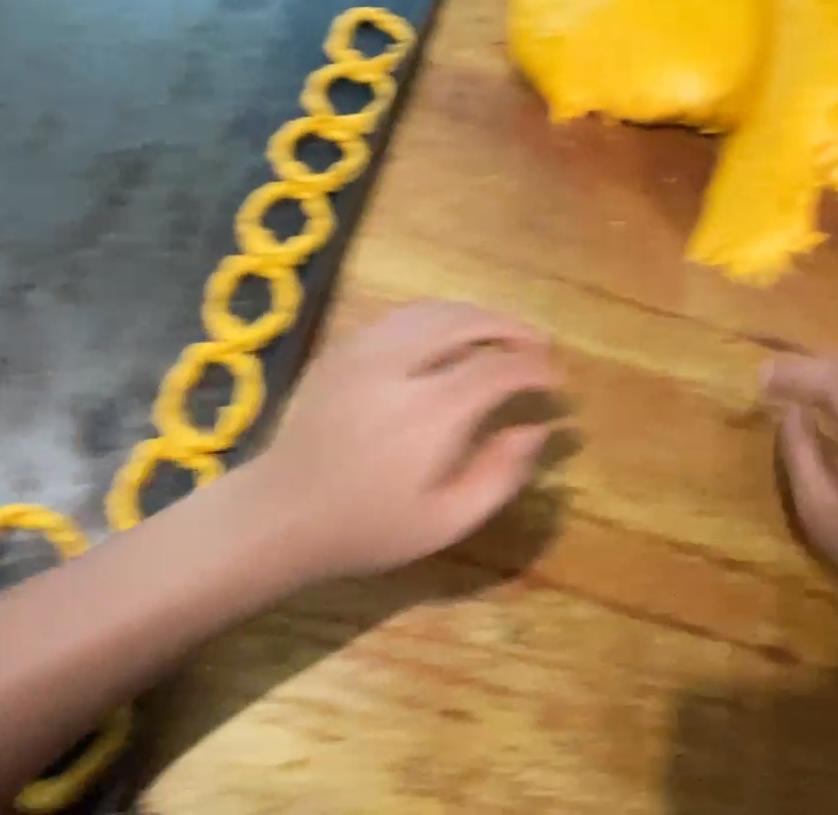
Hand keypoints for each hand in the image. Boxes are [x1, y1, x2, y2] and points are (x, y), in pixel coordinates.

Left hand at [247, 302, 565, 580]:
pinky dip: (440, 316)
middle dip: (513, 328)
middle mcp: (398, 366)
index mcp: (428, 413)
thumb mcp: (444, 522)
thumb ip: (499, 475)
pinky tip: (452, 335)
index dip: (535, 367)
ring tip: (504, 334)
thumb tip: (537, 430)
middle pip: (468, 322)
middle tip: (540, 345)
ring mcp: (364, 349)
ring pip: (434, 310)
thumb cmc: (368, 527)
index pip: (498, 368)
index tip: (556, 380)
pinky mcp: (343, 347)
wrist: (282, 512)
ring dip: (479, 316)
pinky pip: (402, 316)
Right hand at [762, 353, 837, 616]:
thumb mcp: (815, 501)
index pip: (833, 383)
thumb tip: (787, 408)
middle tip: (776, 375)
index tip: (760, 376)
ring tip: (795, 384)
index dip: (794, 374)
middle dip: (813, 365)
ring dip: (833, 373)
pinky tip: (826, 404)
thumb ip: (798, 447)